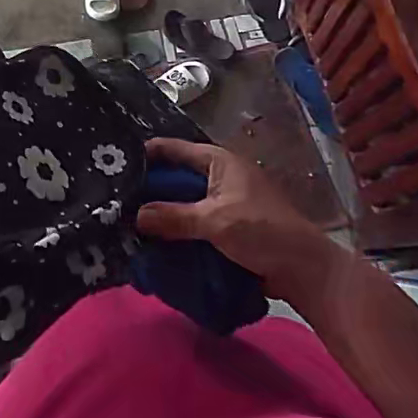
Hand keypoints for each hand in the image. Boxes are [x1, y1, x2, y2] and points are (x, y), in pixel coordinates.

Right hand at [136, 137, 344, 303]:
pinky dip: (176, 231)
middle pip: (176, 178)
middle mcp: (219, 177)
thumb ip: (174, 217)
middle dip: (150, 189)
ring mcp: (223, 203)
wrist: (302, 268)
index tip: (117, 161)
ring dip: (162, 214)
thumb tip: (136, 215)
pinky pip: (192, 224)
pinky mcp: (225, 228)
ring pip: (183, 203)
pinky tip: (153, 243)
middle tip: (116, 199)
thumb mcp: (215, 221)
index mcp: (219, 162)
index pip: (176, 149)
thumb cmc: (262, 231)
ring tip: (126, 223)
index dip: (148, 153)